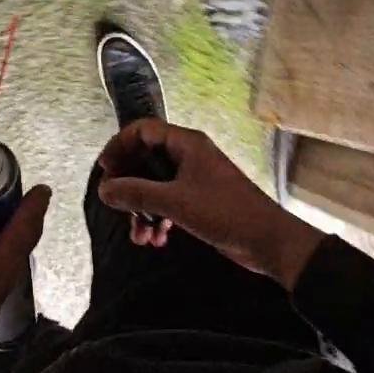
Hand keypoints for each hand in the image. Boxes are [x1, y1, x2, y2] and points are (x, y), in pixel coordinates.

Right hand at [97, 120, 324, 290]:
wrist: (269, 242)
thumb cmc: (224, 212)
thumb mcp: (175, 202)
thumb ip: (137, 193)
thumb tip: (103, 189)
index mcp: (186, 143)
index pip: (143, 130)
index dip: (120, 145)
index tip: (106, 169)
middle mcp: (189, 155)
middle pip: (146, 159)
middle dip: (129, 185)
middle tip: (115, 203)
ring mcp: (195, 179)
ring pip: (155, 185)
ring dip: (142, 209)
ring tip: (138, 236)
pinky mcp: (199, 201)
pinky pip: (168, 202)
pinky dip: (158, 218)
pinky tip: (155, 240)